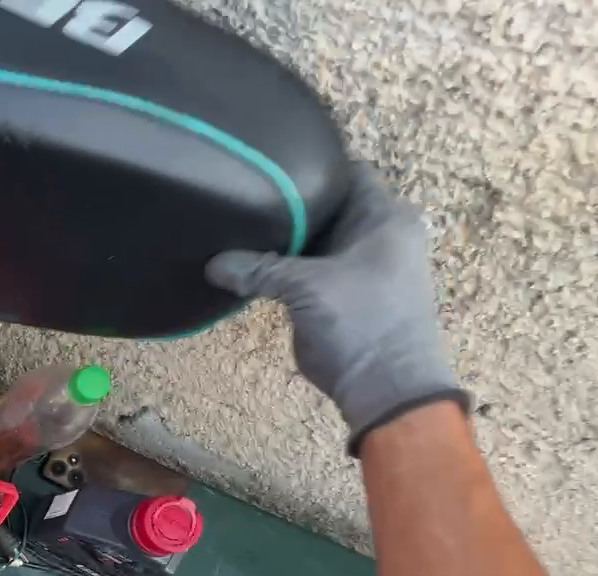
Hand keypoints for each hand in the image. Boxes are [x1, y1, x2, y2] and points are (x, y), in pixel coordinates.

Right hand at [206, 165, 467, 454]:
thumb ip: (260, 270)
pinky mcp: (333, 294)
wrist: (383, 383)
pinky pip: (300, 270)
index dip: (309, 169)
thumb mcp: (308, 287)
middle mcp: (373, 234)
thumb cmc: (363, 321)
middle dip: (283, 208)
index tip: (264, 170)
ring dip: (277, 242)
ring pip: (308, 242)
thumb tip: (212, 263)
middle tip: (237, 202)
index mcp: (385, 217)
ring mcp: (352, 265)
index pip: (347, 174)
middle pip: (322, 208)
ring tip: (233, 233)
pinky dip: (276, 268)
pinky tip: (244, 268)